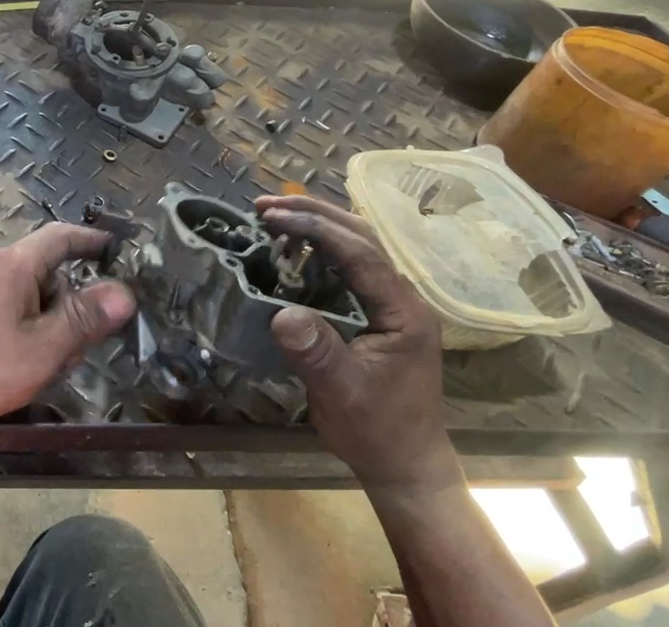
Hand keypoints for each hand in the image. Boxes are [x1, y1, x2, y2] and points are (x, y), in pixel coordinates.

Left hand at [0, 223, 137, 432]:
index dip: (89, 240)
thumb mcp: (45, 349)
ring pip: (17, 290)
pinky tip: (9, 359)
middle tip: (73, 345)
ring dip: (38, 317)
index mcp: (10, 265)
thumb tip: (123, 293)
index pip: (58, 237)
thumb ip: (85, 318)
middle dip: (62, 300)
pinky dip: (14, 321)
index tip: (112, 246)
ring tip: (39, 361)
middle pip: (39, 269)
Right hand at [254, 195, 458, 493]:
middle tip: (265, 205)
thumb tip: (282, 313)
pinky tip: (290, 248)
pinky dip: (317, 248)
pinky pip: (348, 267)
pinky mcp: (375, 313)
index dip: (315, 228)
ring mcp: (390, 304)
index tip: (272, 216)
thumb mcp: (342, 393)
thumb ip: (316, 352)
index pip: (360, 253)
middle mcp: (401, 298)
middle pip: (362, 237)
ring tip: (272, 216)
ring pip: (356, 247)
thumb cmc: (377, 429)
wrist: (404, 463)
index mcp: (403, 310)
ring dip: (316, 225)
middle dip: (314, 214)